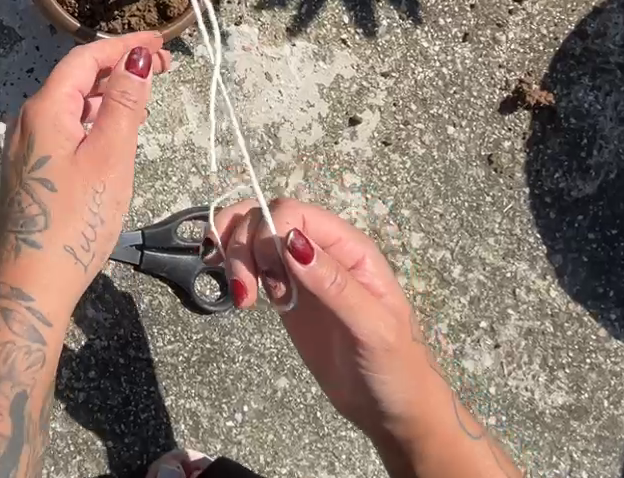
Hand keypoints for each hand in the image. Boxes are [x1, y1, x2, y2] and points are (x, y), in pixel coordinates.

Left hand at [0, 33, 171, 315]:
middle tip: (161, 70)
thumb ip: (124, 105)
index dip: (123, 46)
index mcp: (44, 109)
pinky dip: (91, 122)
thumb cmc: (74, 222)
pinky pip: (62, 129)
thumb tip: (134, 59)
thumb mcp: (110, 158)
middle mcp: (27, 120)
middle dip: (117, 69)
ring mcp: (24, 147)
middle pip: (75, 79)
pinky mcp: (28, 172)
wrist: (27, 286)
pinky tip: (110, 137)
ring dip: (106, 96)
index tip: (159, 43)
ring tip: (142, 102)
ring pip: (69, 105)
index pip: (85, 59)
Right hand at [212, 199, 441, 440]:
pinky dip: (229, 260)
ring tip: (240, 293)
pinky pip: (250, 259)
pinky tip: (228, 280)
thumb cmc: (396, 369)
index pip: (292, 212)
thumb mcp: (374, 328)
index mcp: (348, 246)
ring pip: (250, 232)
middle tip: (246, 290)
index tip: (272, 278)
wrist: (390, 410)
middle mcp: (319, 248)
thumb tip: (291, 242)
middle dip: (244, 244)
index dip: (269, 233)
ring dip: (232, 252)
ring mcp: (298, 267)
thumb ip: (334, 283)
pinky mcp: (282, 288)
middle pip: (263, 217)